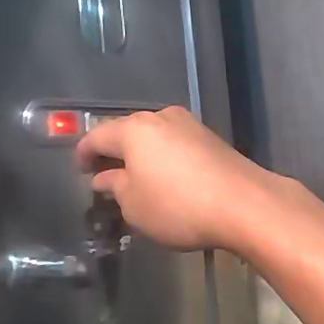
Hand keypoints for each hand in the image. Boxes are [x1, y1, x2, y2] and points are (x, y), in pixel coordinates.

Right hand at [74, 107, 291, 252]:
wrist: (245, 204)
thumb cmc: (178, 206)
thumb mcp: (135, 205)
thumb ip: (115, 187)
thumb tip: (105, 177)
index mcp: (134, 129)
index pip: (97, 135)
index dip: (84, 152)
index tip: (78, 168)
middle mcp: (160, 118)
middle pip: (126, 131)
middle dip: (113, 151)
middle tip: (103, 173)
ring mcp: (189, 124)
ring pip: (152, 136)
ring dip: (140, 154)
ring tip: (134, 177)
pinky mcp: (210, 138)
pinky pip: (174, 143)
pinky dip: (162, 157)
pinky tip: (163, 177)